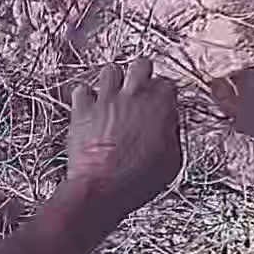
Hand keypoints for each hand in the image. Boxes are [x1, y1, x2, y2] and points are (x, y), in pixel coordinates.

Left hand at [61, 58, 182, 226]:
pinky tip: (89, 105)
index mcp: (160, 106)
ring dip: (113, 79)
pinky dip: (85, 95)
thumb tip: (169, 124)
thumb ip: (172, 133)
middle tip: (138, 87)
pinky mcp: (82, 111)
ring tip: (114, 93)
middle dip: (141, 73)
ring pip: (111, 70)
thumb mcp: (172, 159)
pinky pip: (81, 90)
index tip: (161, 101)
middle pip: (141, 65)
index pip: (167, 83)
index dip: (163, 93)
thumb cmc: (137, 180)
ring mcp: (105, 101)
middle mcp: (133, 96)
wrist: (102, 188)